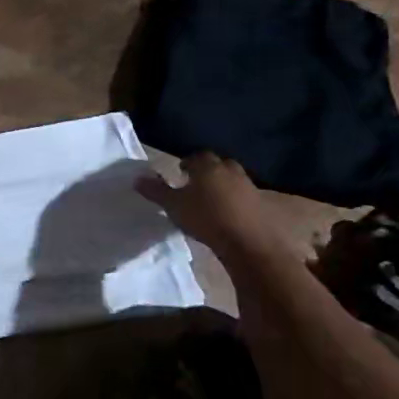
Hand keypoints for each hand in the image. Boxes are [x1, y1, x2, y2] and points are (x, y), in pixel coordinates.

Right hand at [135, 153, 294, 262]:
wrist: (249, 242)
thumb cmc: (206, 218)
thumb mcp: (173, 206)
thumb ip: (156, 191)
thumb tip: (137, 179)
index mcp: (207, 166)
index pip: (196, 157)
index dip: (187, 163)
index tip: (180, 174)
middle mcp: (229, 170)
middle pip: (218, 164)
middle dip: (207, 171)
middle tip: (196, 184)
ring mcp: (249, 186)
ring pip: (233, 179)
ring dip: (223, 185)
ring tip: (211, 200)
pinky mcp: (262, 204)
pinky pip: (244, 196)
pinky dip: (236, 201)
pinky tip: (228, 214)